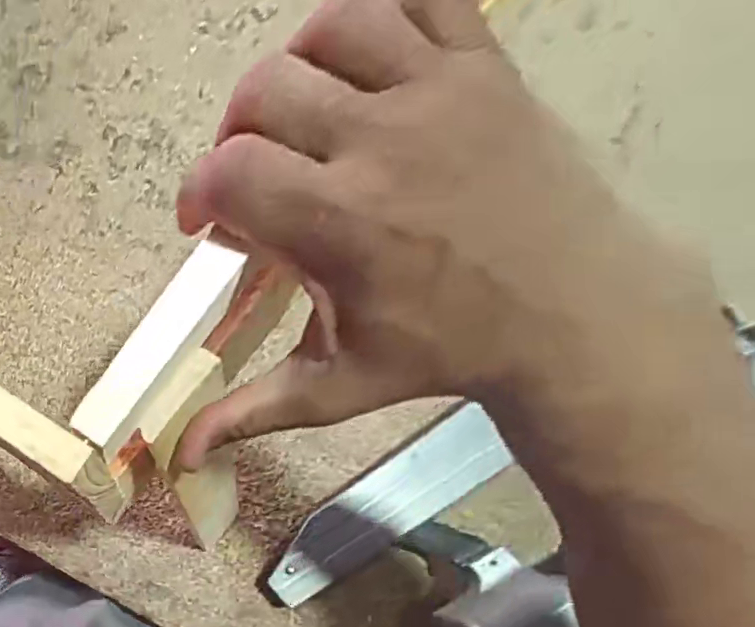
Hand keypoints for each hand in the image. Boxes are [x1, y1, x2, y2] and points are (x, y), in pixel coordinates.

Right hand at [174, 0, 731, 467]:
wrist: (570, 310)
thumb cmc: (440, 354)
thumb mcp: (334, 390)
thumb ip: (250, 411)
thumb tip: (184, 455)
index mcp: (339, 224)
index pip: (229, 172)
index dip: (196, 194)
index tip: (204, 224)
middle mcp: (379, 142)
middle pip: (262, 92)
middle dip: (232, 138)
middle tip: (248, 182)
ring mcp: (438, 90)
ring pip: (331, 28)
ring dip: (291, 71)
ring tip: (297, 120)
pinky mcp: (485, 62)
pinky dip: (373, 17)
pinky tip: (359, 67)